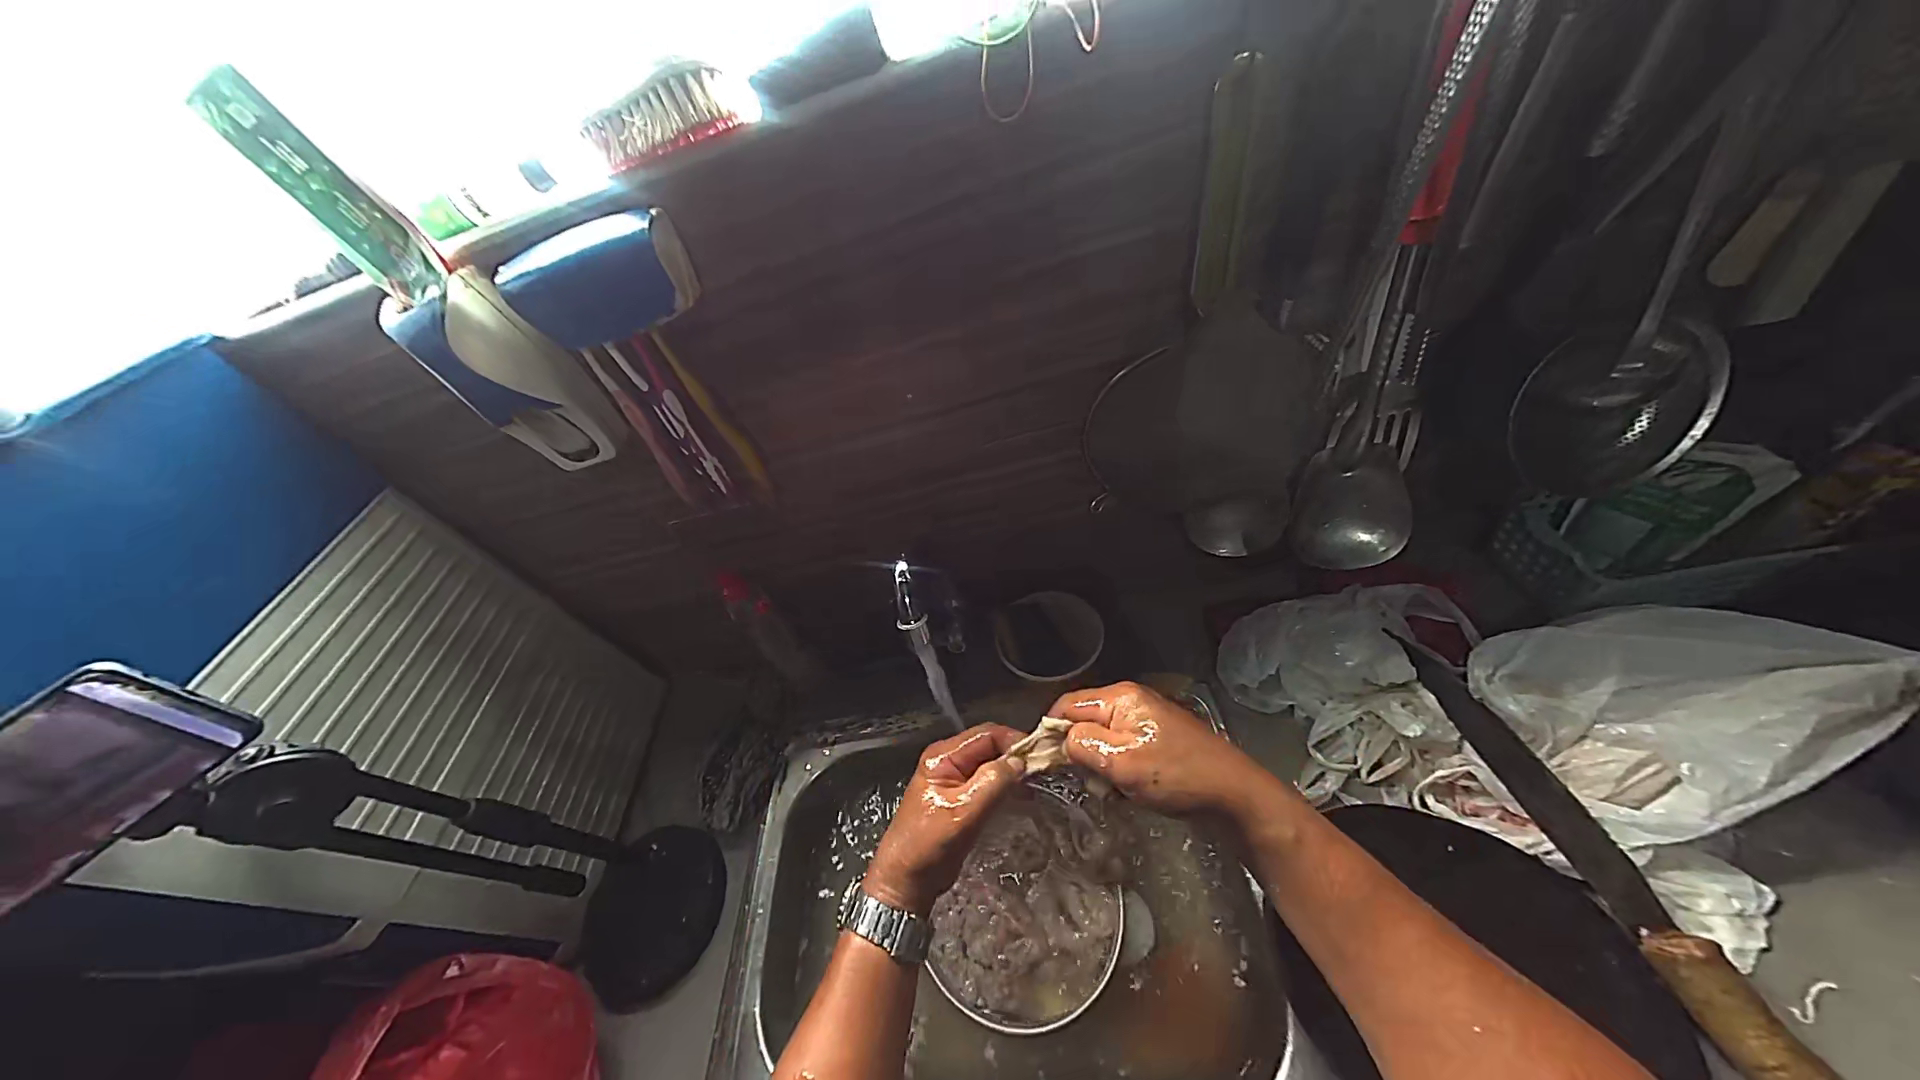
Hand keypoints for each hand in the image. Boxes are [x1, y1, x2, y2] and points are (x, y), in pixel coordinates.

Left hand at [865, 723, 1026, 914]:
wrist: (906, 879)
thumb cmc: (927, 844)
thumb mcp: (962, 812)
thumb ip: (992, 783)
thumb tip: (1019, 762)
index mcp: (943, 756)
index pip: (986, 735)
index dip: (1014, 741)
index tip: (1039, 755)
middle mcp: (949, 761)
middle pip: (990, 747)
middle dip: (1016, 757)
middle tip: (1041, 770)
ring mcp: (955, 779)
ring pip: (992, 765)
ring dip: (1013, 773)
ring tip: (1035, 784)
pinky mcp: (962, 797)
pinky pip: (989, 783)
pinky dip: (1006, 787)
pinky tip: (1021, 797)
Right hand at [1053, 681, 1281, 819]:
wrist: (1236, 797)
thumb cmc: (1178, 776)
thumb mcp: (1122, 762)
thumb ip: (1082, 745)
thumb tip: (1059, 740)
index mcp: (1121, 698)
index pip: (1066, 706)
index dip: (1050, 732)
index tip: (1044, 762)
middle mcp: (1130, 702)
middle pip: (1083, 722)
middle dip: (1079, 753)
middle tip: (1089, 781)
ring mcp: (1146, 722)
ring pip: (1101, 741)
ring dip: (1099, 766)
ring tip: (1113, 790)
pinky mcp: (1157, 742)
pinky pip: (1121, 752)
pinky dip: (1118, 771)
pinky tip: (1129, 791)